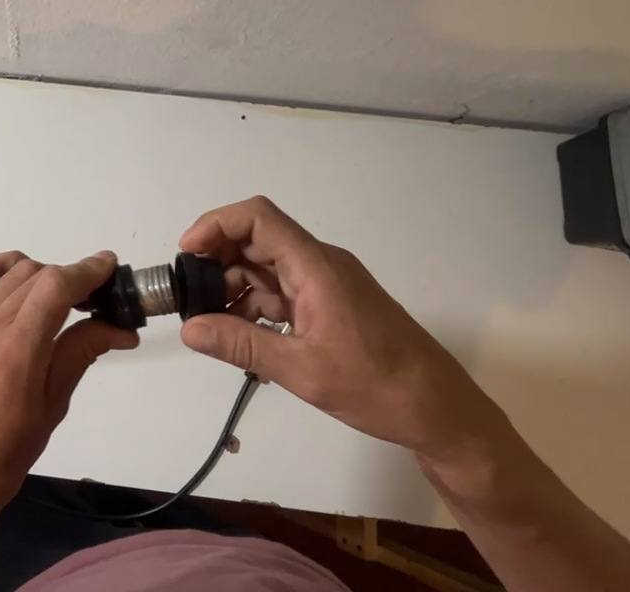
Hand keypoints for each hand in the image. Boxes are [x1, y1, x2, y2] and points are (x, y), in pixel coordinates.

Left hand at [0, 250, 138, 534]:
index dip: (87, 270)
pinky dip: (6, 268)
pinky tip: (24, 286)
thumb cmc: (7, 453)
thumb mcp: (53, 405)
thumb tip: (121, 327)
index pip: (55, 286)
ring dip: (44, 272)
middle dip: (73, 276)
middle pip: (37, 273)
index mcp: (17, 350)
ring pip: (11, 270)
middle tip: (99, 298)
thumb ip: (82, 353)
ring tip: (64, 297)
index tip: (112, 267)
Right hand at [178, 197, 506, 463]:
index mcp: (316, 266)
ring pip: (267, 267)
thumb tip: (189, 329)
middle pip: (257, 240)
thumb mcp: (302, 370)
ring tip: (211, 324)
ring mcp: (326, 283)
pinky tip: (242, 336)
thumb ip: (241, 345)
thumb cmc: (378, 386)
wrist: (442, 412)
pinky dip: (256, 306)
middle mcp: (320, 263)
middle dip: (218, 261)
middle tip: (190, 296)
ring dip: (234, 288)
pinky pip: (282, 291)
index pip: (258, 217)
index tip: (186, 254)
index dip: (216, 225)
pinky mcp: (330, 303)